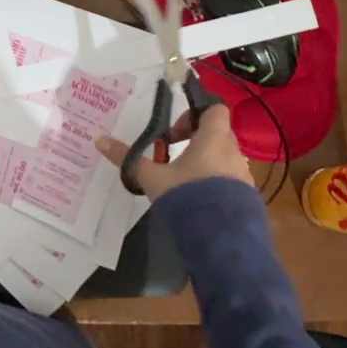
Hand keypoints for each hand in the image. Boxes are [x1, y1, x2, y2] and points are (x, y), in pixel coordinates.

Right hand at [95, 104, 253, 200]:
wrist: (219, 238)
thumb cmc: (185, 196)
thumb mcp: (151, 177)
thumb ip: (129, 159)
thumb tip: (100, 140)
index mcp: (213, 139)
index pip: (215, 109)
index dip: (196, 112)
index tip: (175, 130)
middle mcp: (233, 152)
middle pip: (217, 133)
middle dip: (195, 138)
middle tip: (173, 151)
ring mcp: (243, 174)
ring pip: (223, 156)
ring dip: (205, 160)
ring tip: (182, 177)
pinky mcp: (246, 195)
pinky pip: (230, 178)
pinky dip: (214, 180)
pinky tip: (197, 197)